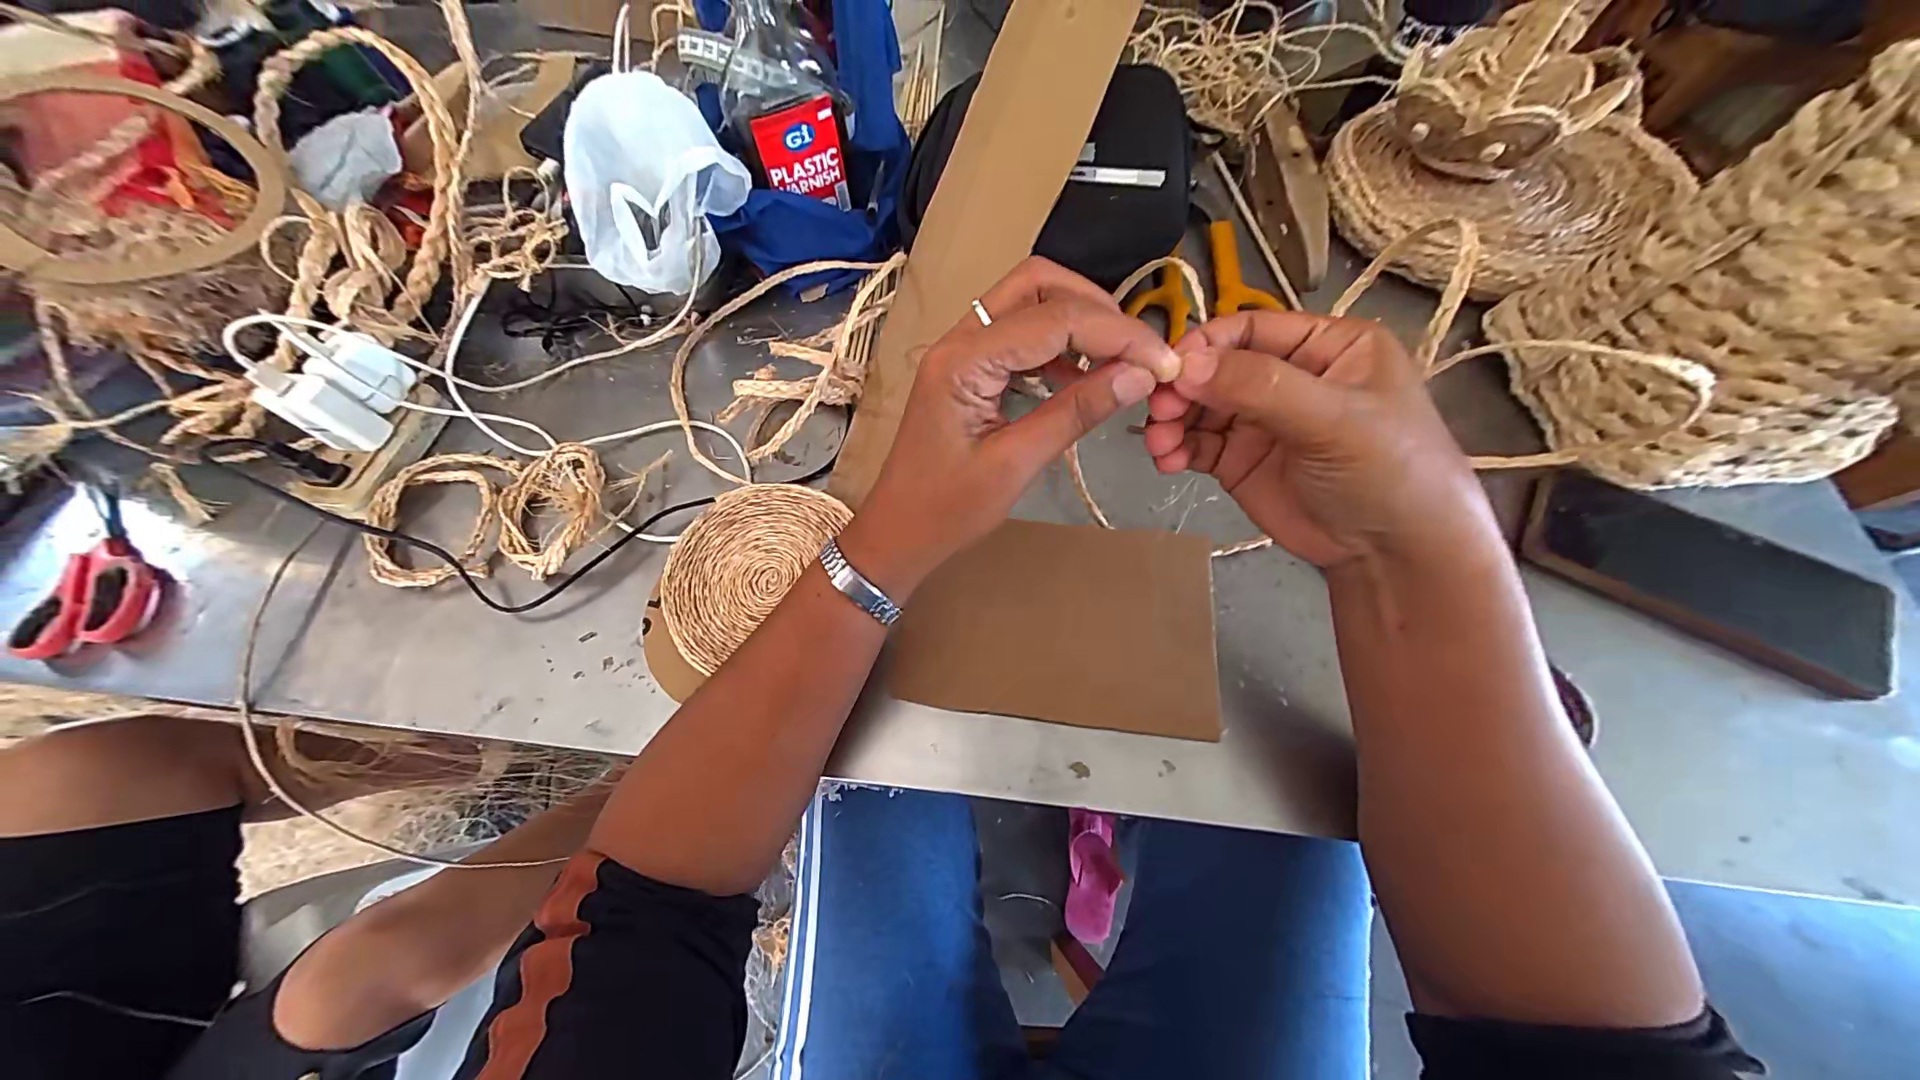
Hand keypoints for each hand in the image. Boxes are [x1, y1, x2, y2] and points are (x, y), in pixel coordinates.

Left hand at [839, 257, 1179, 598]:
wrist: (899, 532)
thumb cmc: (948, 510)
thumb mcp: (1017, 463)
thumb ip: (1076, 412)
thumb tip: (1140, 375)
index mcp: (964, 361)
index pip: (1055, 319)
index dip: (1117, 334)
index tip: (1164, 361)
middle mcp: (959, 341)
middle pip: (1037, 285)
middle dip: (1096, 308)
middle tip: (1138, 351)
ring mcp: (961, 352)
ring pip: (1028, 304)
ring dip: (1078, 323)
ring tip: (1118, 364)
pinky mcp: (968, 370)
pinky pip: (1019, 337)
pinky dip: (1058, 347)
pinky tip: (1082, 378)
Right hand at [1142, 311, 1492, 569]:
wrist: (1392, 554)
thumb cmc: (1387, 472)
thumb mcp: (1332, 419)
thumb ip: (1259, 386)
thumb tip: (1185, 365)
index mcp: (1325, 347)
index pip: (1252, 329)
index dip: (1207, 345)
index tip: (1170, 370)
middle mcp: (1288, 377)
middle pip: (1216, 369)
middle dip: (1183, 389)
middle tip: (1159, 412)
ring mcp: (1261, 421)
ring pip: (1200, 408)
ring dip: (1173, 422)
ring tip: (1160, 445)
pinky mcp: (1239, 460)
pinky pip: (1198, 444)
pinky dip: (1177, 449)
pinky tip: (1168, 461)